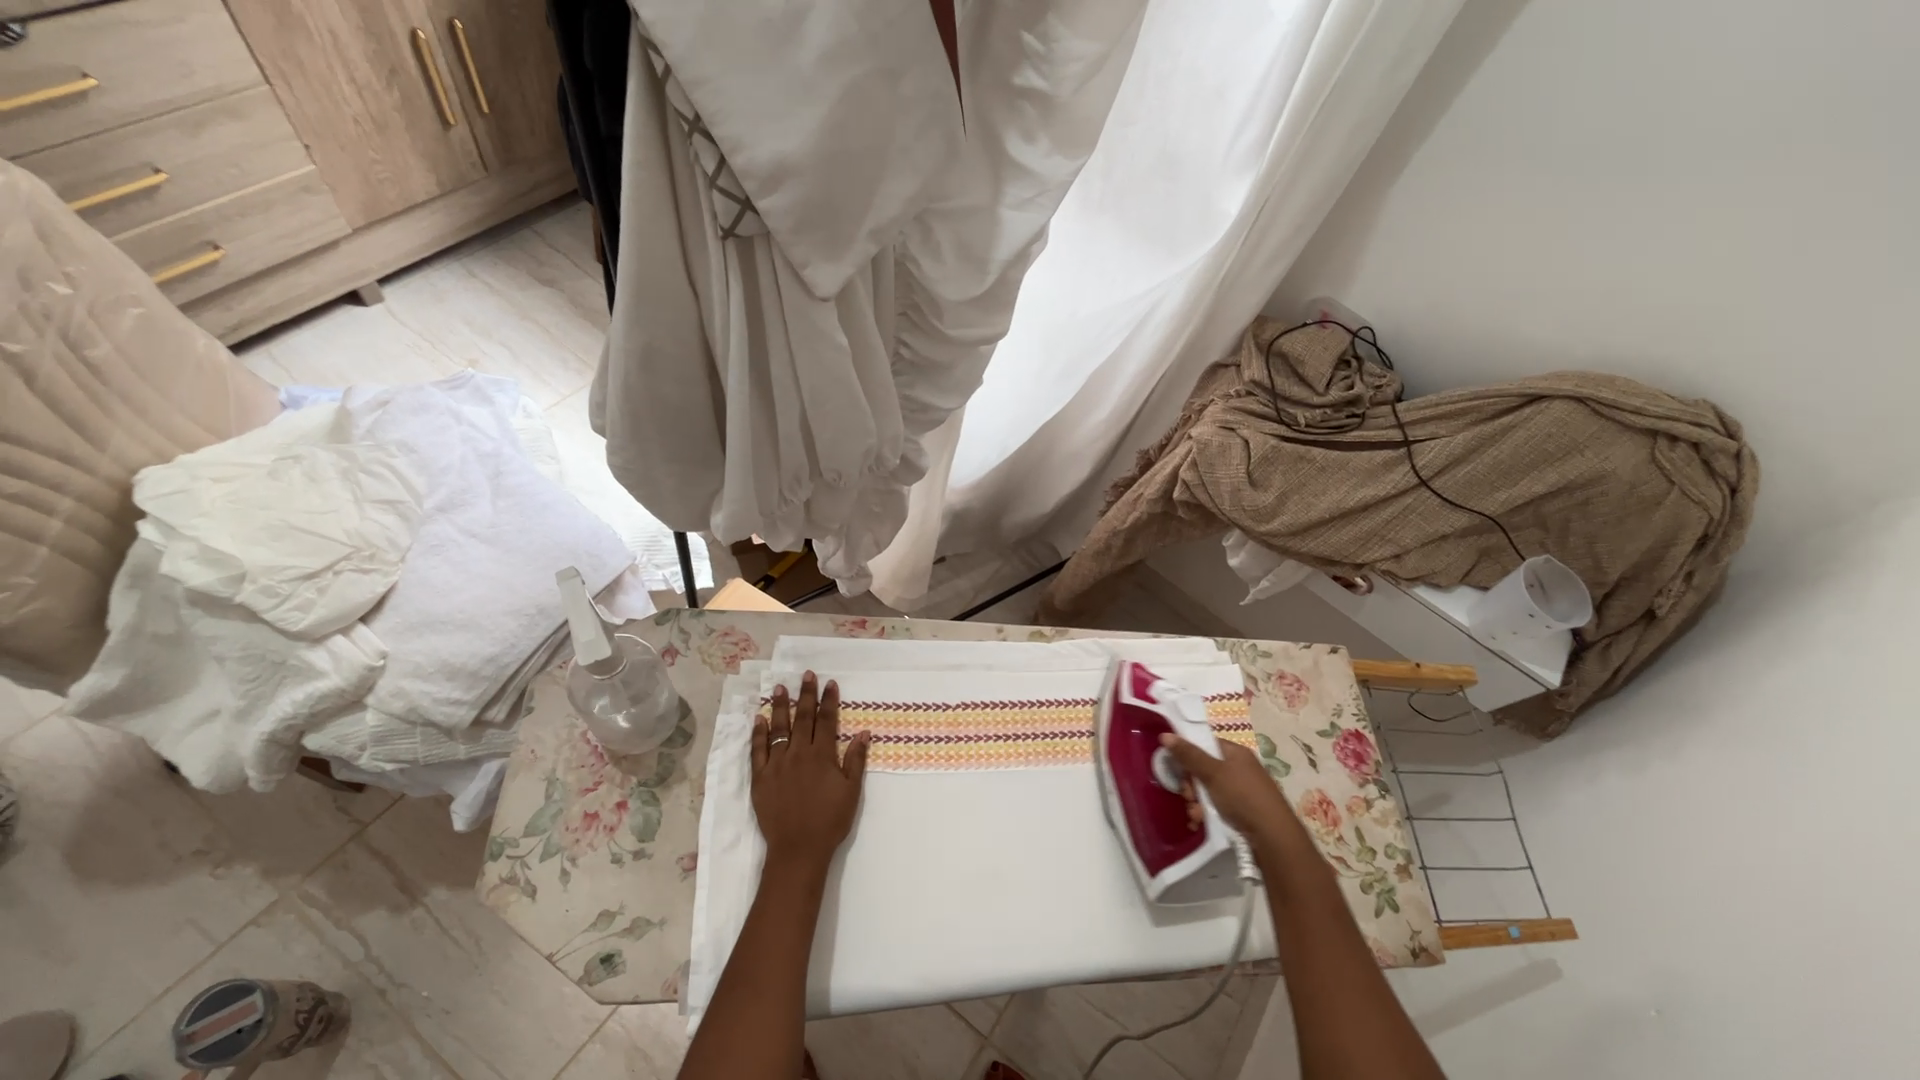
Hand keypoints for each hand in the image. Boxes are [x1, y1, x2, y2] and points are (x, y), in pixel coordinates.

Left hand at [753, 671, 870, 870]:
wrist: (798, 848)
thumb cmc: (830, 821)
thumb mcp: (851, 791)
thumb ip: (855, 760)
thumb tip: (863, 733)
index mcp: (822, 756)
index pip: (826, 720)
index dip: (828, 700)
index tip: (829, 683)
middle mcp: (798, 753)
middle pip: (802, 718)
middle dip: (805, 695)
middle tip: (806, 675)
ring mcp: (777, 764)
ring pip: (779, 728)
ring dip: (781, 706)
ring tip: (780, 687)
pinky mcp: (760, 777)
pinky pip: (758, 749)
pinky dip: (758, 732)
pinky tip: (760, 718)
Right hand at [1160, 733, 1293, 841]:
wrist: (1272, 836)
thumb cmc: (1242, 796)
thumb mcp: (1213, 773)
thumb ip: (1189, 755)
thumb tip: (1165, 734)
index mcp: (1235, 753)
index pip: (1206, 744)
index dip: (1188, 754)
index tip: (1177, 768)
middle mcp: (1238, 769)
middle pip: (1203, 769)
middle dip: (1191, 785)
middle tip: (1189, 796)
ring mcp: (1240, 790)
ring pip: (1206, 791)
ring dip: (1196, 803)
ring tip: (1196, 815)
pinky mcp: (1240, 811)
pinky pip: (1215, 806)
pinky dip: (1205, 814)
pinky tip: (1200, 823)